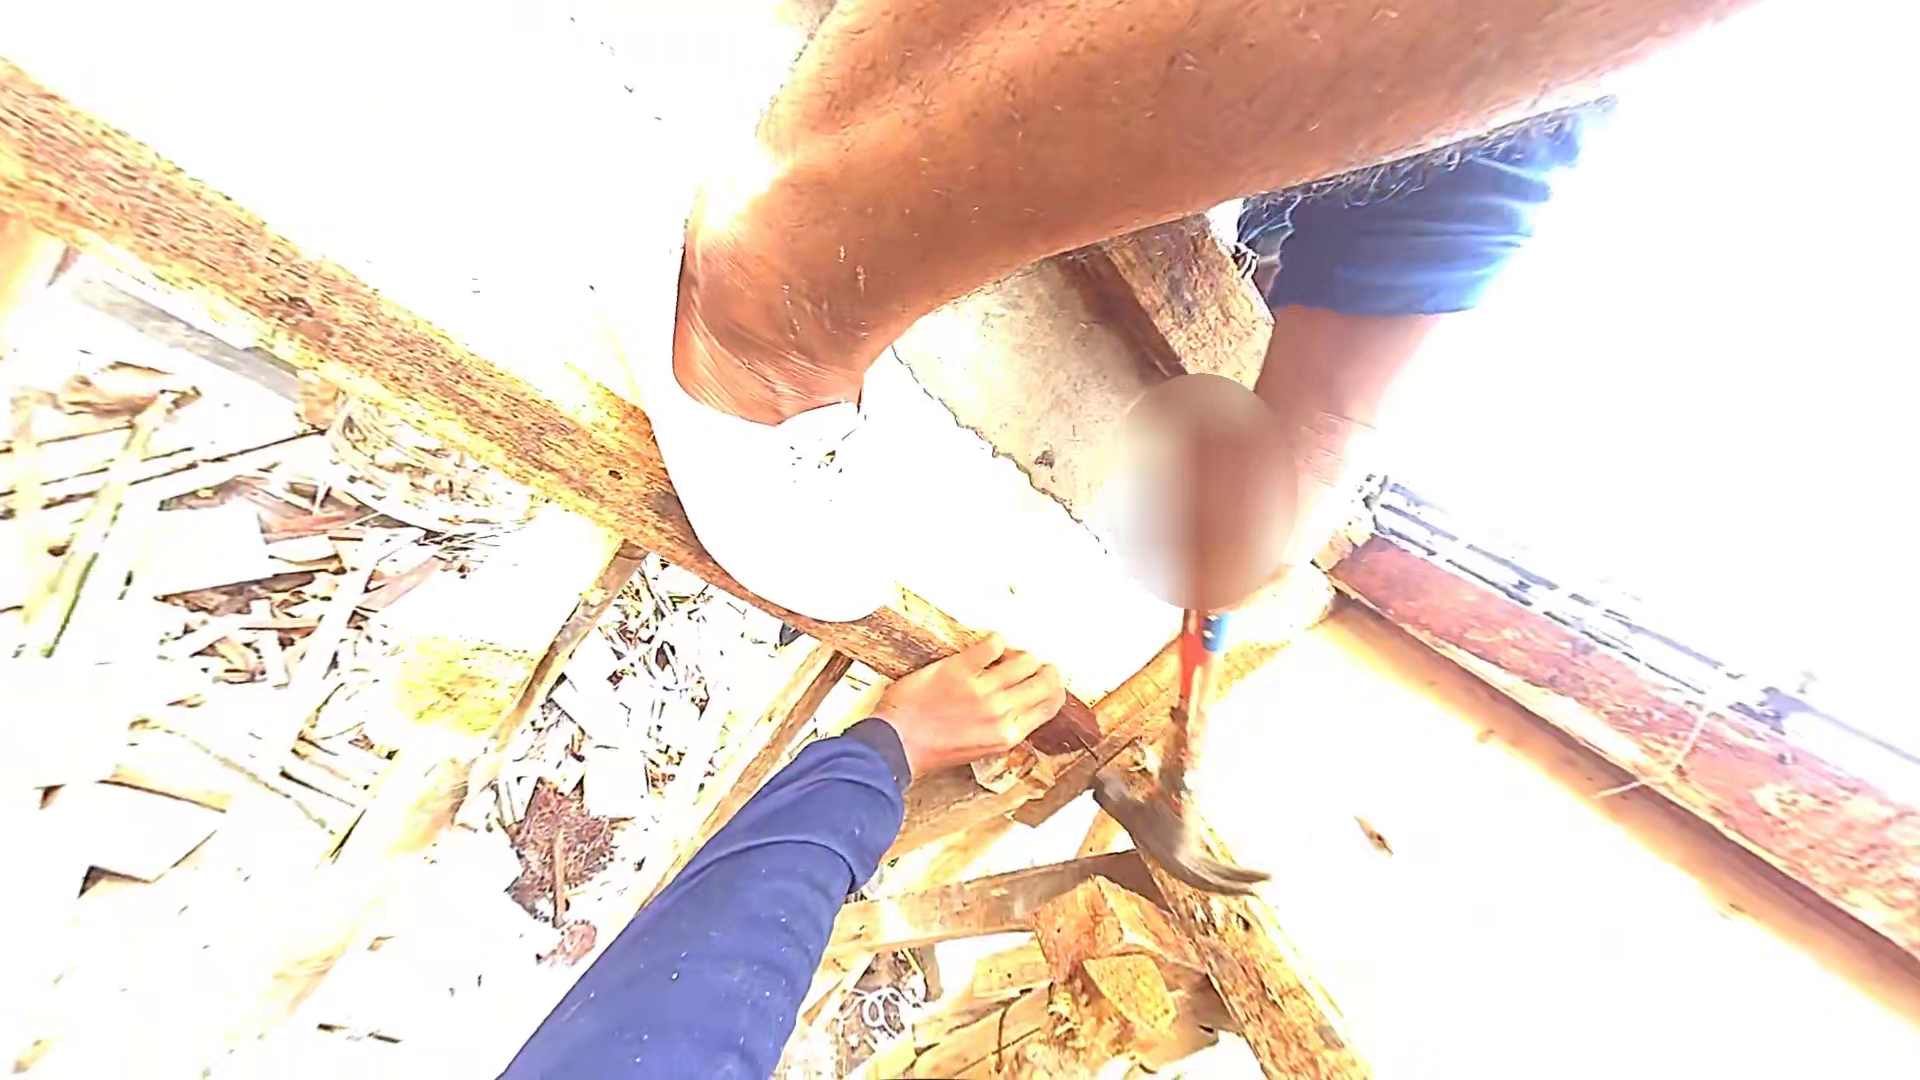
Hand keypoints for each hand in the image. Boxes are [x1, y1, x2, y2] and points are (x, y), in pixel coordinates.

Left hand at [870, 634, 1066, 777]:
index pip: (1050, 705)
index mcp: (1008, 735)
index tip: (1049, 679)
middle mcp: (1001, 712)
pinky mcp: (960, 669)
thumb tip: (1017, 704)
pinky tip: (989, 644)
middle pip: (1044, 681)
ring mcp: (981, 689)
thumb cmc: (932, 748)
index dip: (1054, 688)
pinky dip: (995, 641)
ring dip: (1021, 654)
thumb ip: (1002, 728)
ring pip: (1023, 661)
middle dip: (1044, 668)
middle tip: (1036, 663)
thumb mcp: (979, 747)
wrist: (896, 744)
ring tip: (1010, 653)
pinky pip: (993, 645)